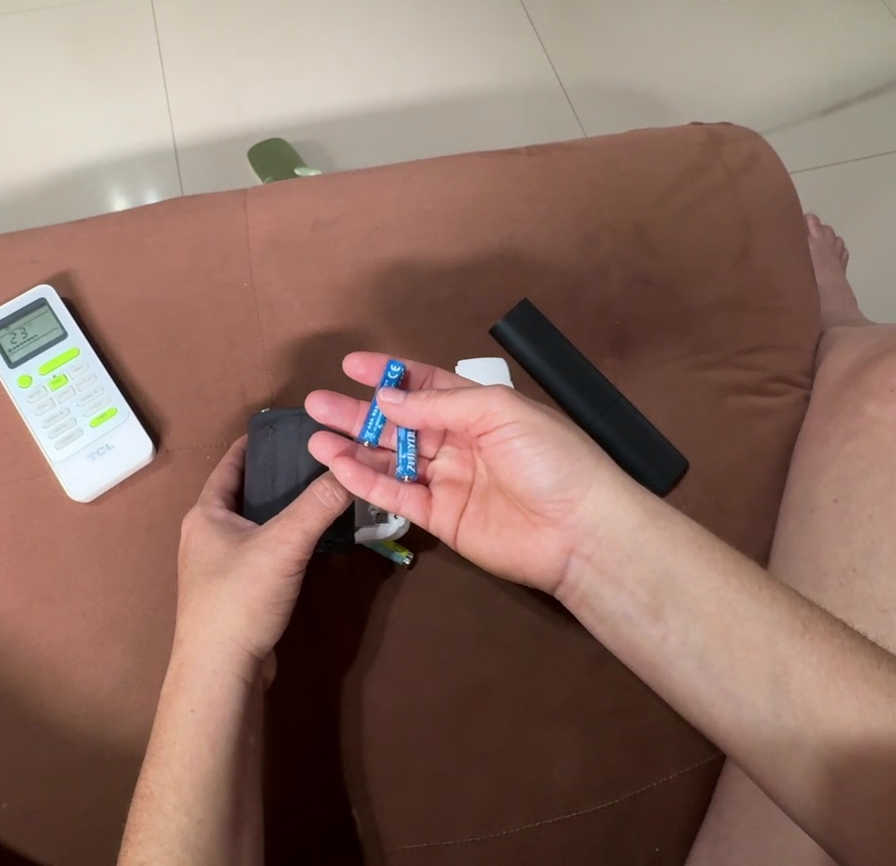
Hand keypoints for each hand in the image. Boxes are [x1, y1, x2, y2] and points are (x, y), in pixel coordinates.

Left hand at [172, 438, 352, 676]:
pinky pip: (261, 551)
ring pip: (254, 523)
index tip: (289, 427)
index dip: (257, 442)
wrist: (220, 674)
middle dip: (276, 474)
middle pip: (244, 491)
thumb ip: (319, 504)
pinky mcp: (235, 591)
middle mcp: (206, 534)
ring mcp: (218, 566)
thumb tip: (355, 467)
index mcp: (206, 514)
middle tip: (316, 458)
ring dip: (281, 508)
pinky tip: (310, 539)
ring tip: (319, 491)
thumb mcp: (284, 544)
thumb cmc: (240, 598)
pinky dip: (282, 538)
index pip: (230, 463)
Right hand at [305, 353, 641, 594]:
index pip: (425, 385)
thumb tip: (387, 400)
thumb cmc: (550, 458)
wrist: (580, 530)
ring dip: (353, 448)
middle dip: (358, 412)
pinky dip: (366, 483)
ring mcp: (447, 480)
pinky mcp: (441, 518)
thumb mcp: (499, 412)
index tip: (352, 365)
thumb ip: (439, 406)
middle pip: (398, 423)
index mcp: (477, 409)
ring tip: (315, 436)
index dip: (389, 375)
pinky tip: (338, 468)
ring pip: (390, 460)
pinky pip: (396, 496)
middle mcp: (458, 441)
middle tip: (317, 402)